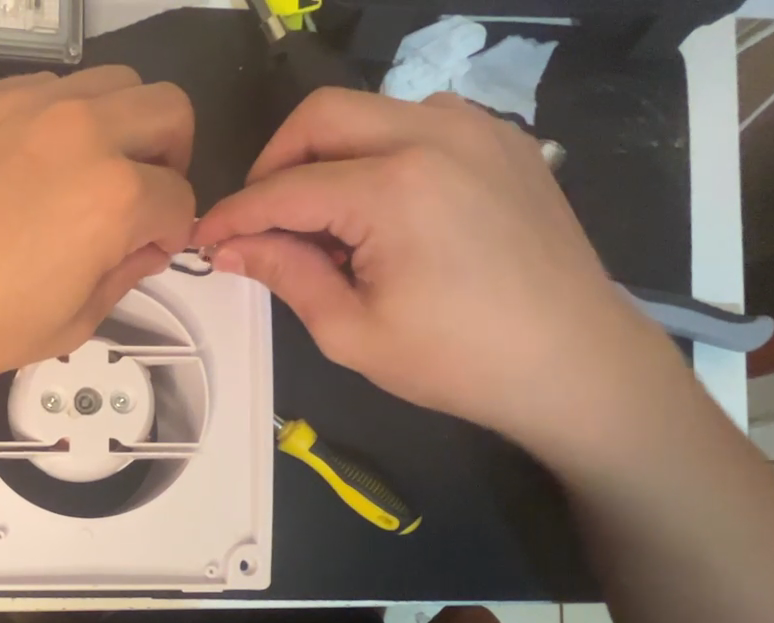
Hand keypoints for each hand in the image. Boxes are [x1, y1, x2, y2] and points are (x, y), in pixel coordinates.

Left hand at [0, 67, 196, 403]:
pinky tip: (31, 167)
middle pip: (168, 112)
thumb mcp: (69, 325)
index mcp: (112, 198)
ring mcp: (28, 106)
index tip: (150, 249)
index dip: (171, 232)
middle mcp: (80, 133)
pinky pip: (50, 87)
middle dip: (171, 157)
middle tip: (143, 198)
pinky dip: (62, 119)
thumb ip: (124, 278)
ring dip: (121, 127)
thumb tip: (145, 248)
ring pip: (114, 82)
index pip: (179, 199)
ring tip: (88, 177)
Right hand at [193, 89, 672, 444]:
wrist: (571, 360)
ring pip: (371, 110)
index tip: (201, 239)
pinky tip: (378, 208)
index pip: (284, 188)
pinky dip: (378, 152)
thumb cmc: (454, 360)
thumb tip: (231, 248)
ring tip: (319, 220)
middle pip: (322, 114)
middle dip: (273, 163)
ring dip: (327, 153)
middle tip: (256, 220)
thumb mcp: (350, 332)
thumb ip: (286, 275)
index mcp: (393, 188)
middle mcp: (434, 135)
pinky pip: (419, 121)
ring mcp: (477, 129)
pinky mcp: (503, 141)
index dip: (233, 214)